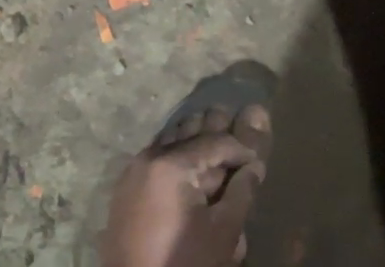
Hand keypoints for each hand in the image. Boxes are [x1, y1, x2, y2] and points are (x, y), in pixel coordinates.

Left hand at [99, 106, 269, 266]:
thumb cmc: (183, 262)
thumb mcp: (222, 231)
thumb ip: (242, 192)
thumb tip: (254, 166)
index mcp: (171, 163)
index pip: (215, 142)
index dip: (241, 149)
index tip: (257, 160)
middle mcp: (149, 157)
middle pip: (190, 132)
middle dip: (217, 133)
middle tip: (239, 141)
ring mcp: (133, 172)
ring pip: (171, 141)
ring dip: (196, 142)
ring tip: (218, 154)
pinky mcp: (126, 190)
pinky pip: (157, 159)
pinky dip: (177, 158)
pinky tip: (193, 173)